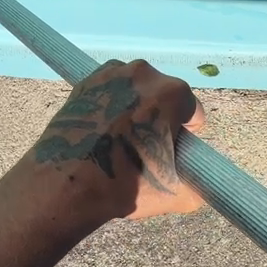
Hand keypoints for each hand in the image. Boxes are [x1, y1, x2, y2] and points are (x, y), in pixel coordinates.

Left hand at [29, 59, 206, 221]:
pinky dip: (110, 103)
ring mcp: (109, 72)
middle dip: (159, 116)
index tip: (172, 149)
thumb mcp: (182, 195)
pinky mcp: (83, 80)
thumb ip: (198, 181)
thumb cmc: (128, 183)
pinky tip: (102, 128)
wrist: (68, 178)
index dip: (185, 133)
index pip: (191, 111)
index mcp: (171, 92)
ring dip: (134, 107)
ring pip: (134, 89)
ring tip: (120, 137)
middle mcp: (141, 72)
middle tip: (146, 144)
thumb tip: (192, 174)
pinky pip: (108, 90)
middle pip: (161, 95)